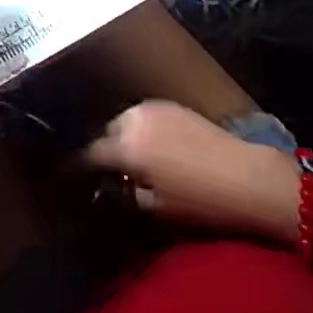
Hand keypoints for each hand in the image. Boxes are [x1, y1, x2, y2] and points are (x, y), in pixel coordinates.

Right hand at [86, 100, 300, 242]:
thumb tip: (113, 186)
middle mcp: (135, 119)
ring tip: (128, 155)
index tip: (66, 170)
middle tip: (105, 168)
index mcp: (127, 146)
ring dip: (122, 135)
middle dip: (103, 147)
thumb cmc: (201, 199)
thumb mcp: (157, 207)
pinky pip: (145, 115)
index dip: (76, 163)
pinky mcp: (173, 104)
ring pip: (126, 119)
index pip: (90, 152)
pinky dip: (140, 127)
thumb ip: (127, 192)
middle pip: (107, 131)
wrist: (247, 175)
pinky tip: (149, 144)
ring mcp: (155, 107)